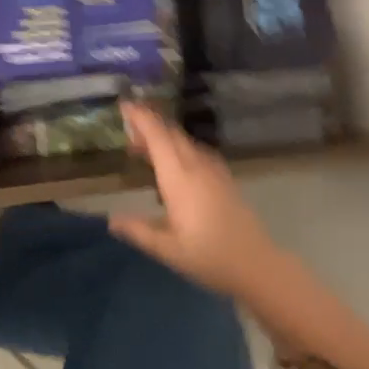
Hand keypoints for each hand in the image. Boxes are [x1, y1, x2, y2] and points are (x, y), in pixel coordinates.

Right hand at [108, 100, 282, 296]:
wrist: (256, 264)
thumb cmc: (208, 257)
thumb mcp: (167, 249)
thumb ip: (138, 231)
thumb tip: (111, 220)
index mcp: (179, 178)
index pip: (157, 136)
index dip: (140, 117)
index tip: (124, 104)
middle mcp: (196, 166)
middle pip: (171, 134)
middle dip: (149, 125)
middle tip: (128, 132)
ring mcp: (214, 170)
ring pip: (185, 142)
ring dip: (164, 138)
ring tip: (144, 151)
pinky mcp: (224, 178)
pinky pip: (197, 152)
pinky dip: (179, 150)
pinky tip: (174, 169)